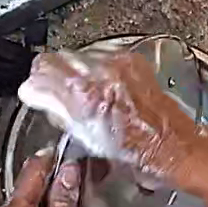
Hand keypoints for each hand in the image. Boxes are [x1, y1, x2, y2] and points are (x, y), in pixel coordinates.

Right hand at [16, 50, 204, 181]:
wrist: (173, 144)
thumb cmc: (135, 150)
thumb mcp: (86, 137)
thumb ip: (57, 110)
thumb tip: (37, 93)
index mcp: (84, 93)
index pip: (43, 69)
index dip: (35, 82)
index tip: (35, 91)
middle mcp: (100, 72)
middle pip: (57, 58)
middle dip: (51, 75)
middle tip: (53, 92)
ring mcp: (117, 64)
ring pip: (77, 56)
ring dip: (72, 71)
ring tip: (81, 93)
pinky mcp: (130, 60)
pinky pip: (99, 56)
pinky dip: (94, 69)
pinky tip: (101, 87)